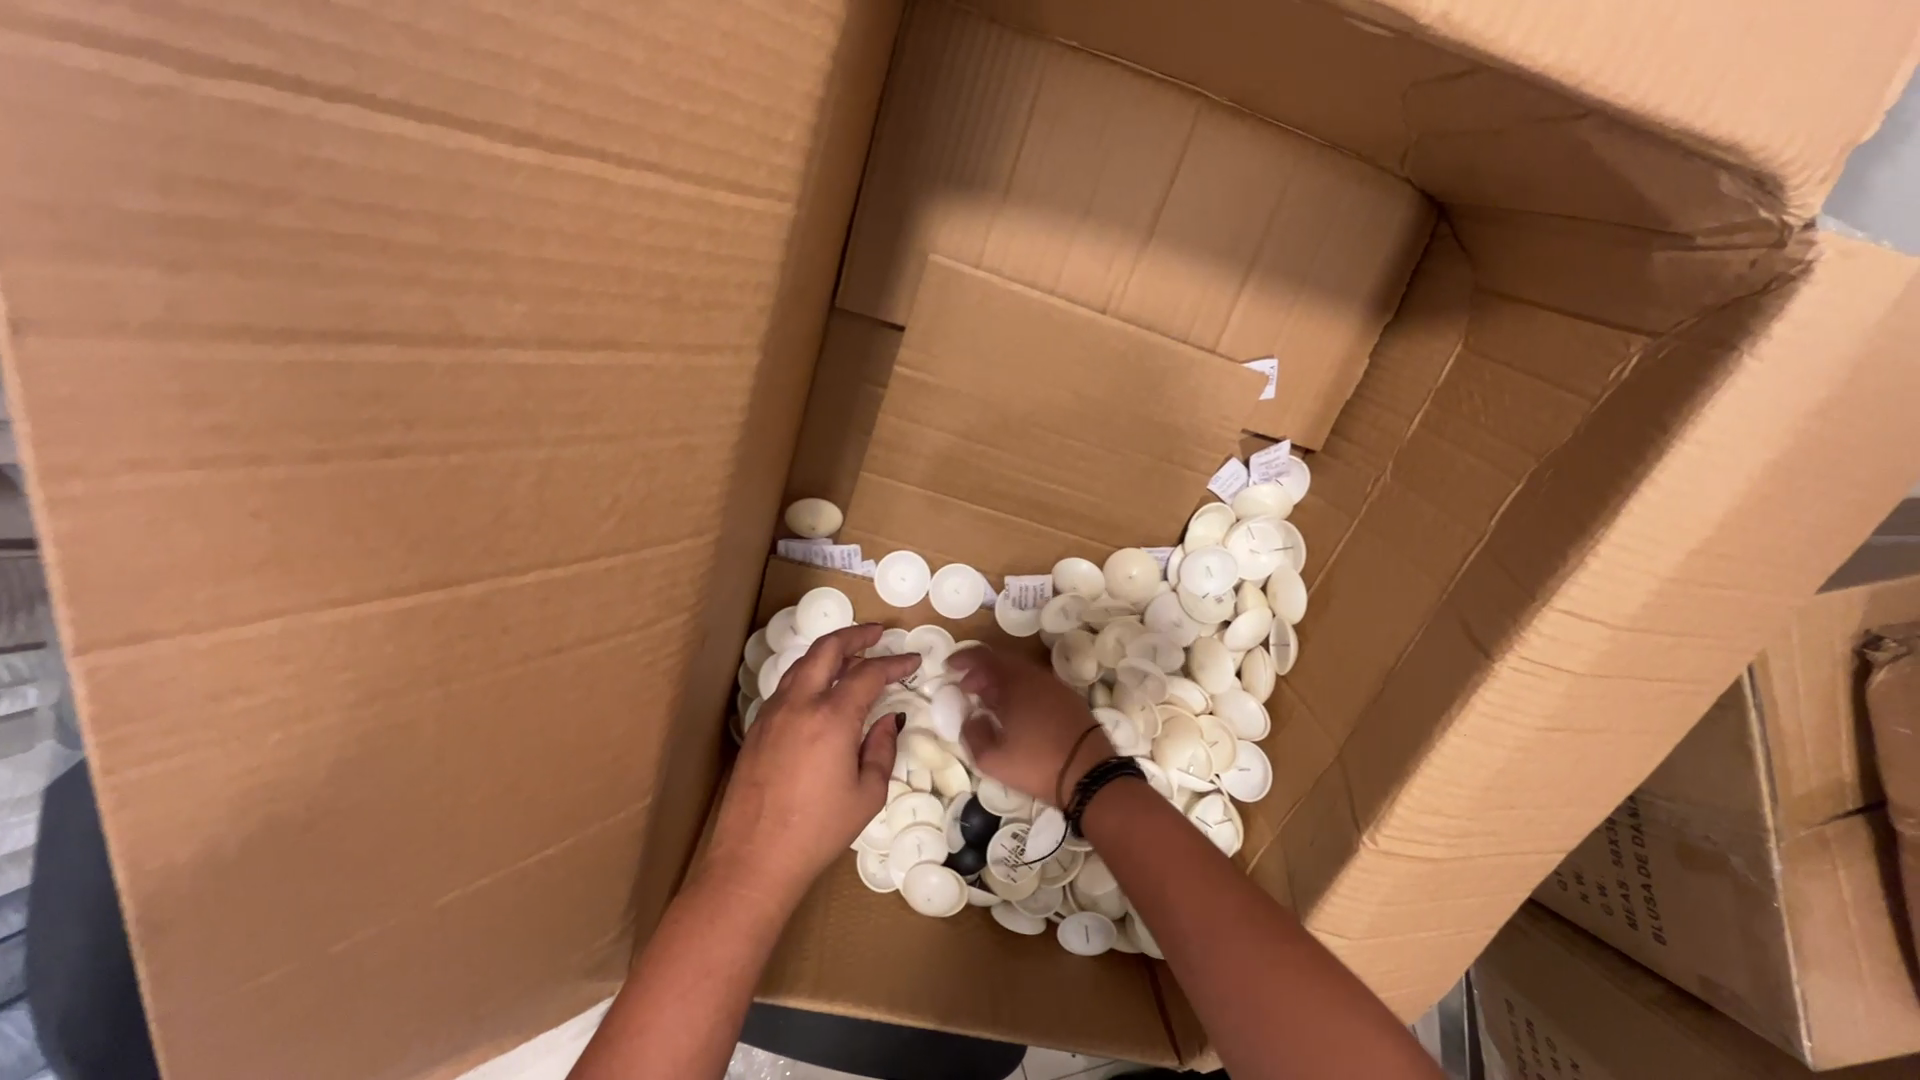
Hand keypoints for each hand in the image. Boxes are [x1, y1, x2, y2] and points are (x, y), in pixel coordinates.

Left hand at [702, 624, 919, 904]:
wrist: (754, 858)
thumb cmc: (818, 831)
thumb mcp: (867, 794)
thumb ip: (882, 749)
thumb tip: (888, 720)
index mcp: (832, 717)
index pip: (869, 673)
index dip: (895, 663)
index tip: (913, 661)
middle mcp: (799, 704)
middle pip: (828, 649)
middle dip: (856, 635)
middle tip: (878, 633)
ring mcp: (772, 713)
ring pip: (802, 664)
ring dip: (830, 652)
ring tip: (852, 655)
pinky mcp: (757, 729)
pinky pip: (787, 686)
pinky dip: (810, 674)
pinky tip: (822, 689)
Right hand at [948, 646, 1113, 806]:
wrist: (1092, 774)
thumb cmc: (1038, 764)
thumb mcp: (992, 759)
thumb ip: (972, 734)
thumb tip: (971, 717)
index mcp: (1015, 682)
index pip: (984, 657)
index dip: (963, 659)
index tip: (949, 667)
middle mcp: (1037, 677)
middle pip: (1003, 662)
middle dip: (980, 672)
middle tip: (965, 688)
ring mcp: (1056, 687)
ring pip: (1022, 674)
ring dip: (1000, 682)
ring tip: (987, 702)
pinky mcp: (1070, 700)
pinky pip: (1037, 685)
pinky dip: (1019, 690)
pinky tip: (1015, 713)